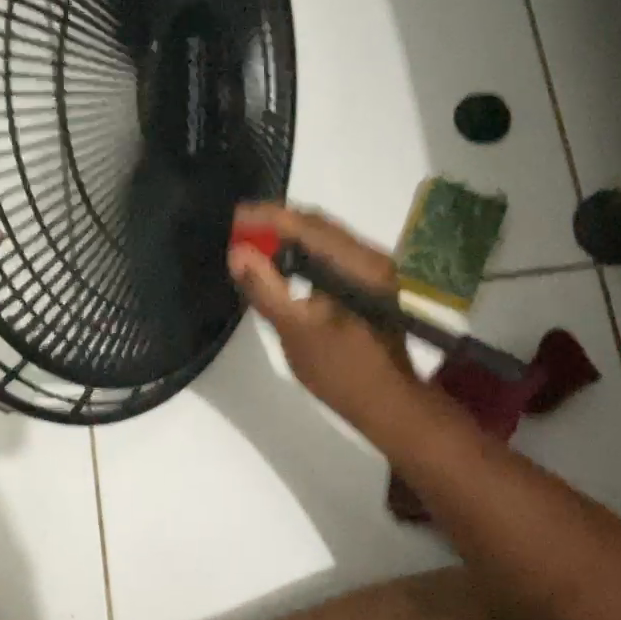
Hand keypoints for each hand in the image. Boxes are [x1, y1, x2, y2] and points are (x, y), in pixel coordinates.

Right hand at [226, 202, 423, 429]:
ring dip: (287, 237)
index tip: (233, 219)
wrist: (387, 402)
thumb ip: (265, 289)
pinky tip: (280, 265)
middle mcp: (369, 257)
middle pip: (316, 225)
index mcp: (357, 264)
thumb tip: (237, 253)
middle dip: (275, 223)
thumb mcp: (296, 331)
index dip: (267, 217)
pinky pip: (329, 255)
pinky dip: (301, 254)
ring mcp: (372, 270)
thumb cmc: (341, 370)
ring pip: (323, 238)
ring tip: (252, 246)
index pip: (306, 225)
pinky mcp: (368, 284)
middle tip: (237, 230)